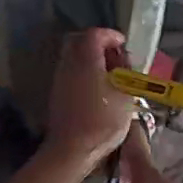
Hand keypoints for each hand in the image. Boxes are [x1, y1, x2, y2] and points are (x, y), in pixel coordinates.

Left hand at [41, 28, 135, 170]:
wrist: (72, 148)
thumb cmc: (103, 121)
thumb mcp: (125, 95)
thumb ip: (126, 73)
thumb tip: (123, 62)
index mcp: (86, 60)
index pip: (95, 34)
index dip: (111, 35)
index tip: (123, 45)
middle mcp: (69, 64)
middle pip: (80, 41)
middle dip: (98, 44)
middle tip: (115, 57)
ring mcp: (60, 78)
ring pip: (73, 57)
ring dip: (90, 59)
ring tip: (109, 73)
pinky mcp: (57, 92)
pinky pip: (70, 71)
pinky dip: (84, 71)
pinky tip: (97, 87)